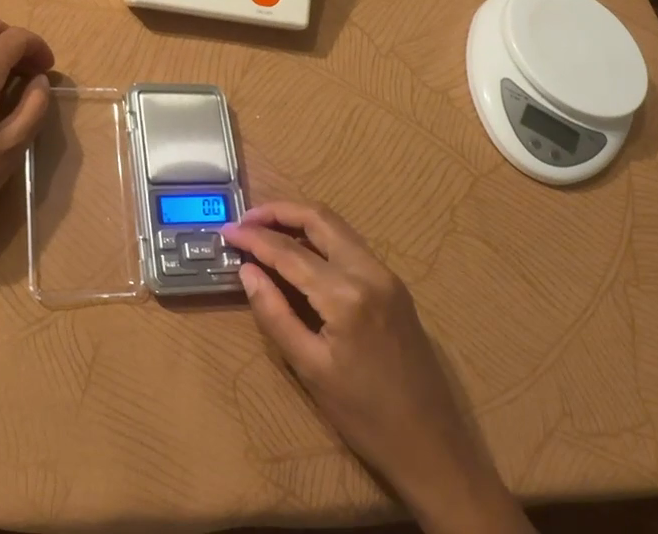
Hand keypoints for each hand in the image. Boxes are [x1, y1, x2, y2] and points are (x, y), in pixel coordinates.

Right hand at [223, 200, 529, 533]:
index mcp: (346, 294)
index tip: (225, 231)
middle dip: (279, 211)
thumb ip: (274, 313)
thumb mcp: (309, 367)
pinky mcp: (395, 287)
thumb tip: (247, 271)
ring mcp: (387, 276)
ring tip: (264, 231)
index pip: (289, 251)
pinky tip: (299, 253)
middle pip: (319, 219)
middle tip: (245, 220)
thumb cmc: (363, 415)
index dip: (253, 239)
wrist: (432, 445)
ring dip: (300, 221)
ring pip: (338, 228)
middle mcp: (370, 272)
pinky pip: (351, 247)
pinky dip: (320, 239)